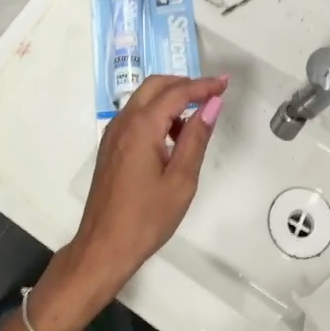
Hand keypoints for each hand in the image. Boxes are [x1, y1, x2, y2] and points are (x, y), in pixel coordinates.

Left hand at [69, 73, 228, 285]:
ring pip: (143, 100)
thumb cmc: (147, 218)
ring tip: (195, 124)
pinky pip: (135, 117)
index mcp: (142, 127)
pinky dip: (156, 115)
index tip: (225, 83)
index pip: (177, 93)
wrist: (104, 247)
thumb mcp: (181, 179)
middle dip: (184, 85)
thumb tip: (212, 104)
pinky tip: (172, 140)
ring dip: (169, 100)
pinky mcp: (110, 147)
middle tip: (211, 95)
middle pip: (155, 86)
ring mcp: (113, 134)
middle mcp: (123, 122)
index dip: (203, 86)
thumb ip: (196, 137)